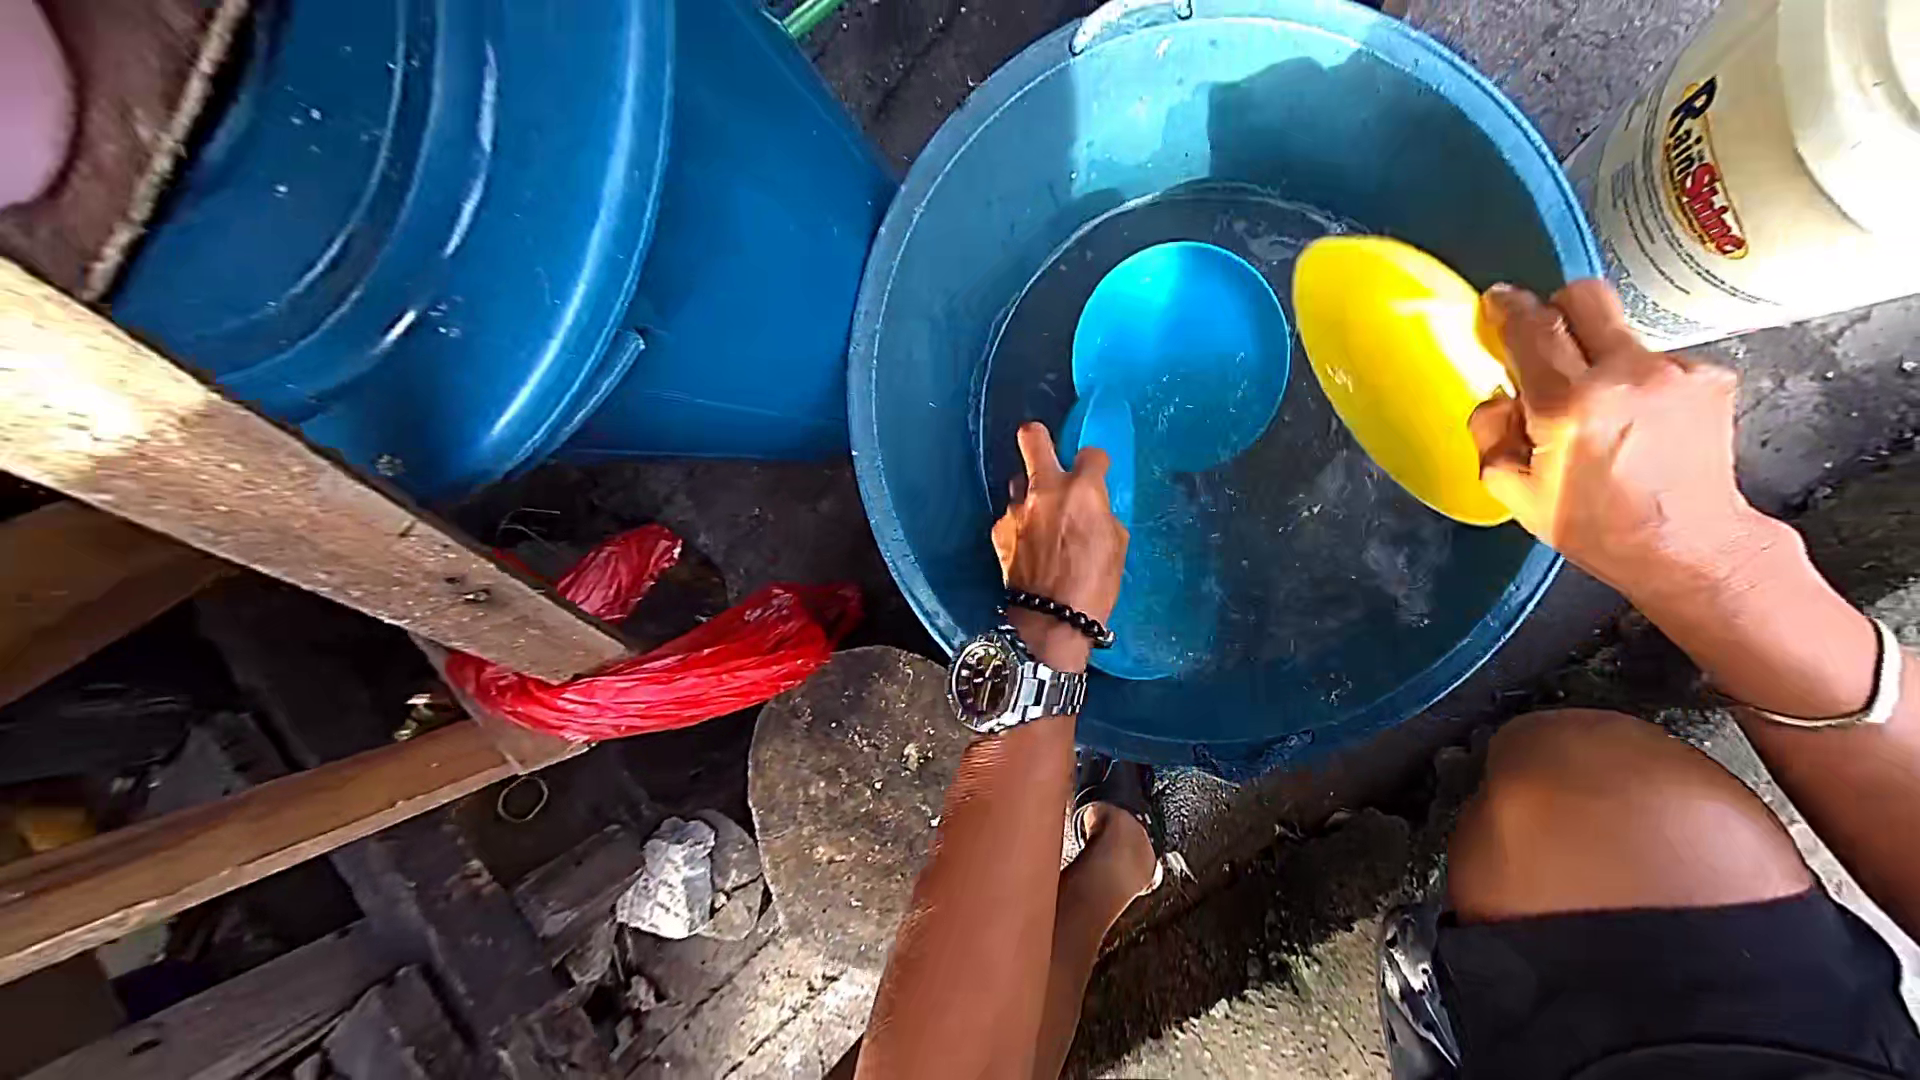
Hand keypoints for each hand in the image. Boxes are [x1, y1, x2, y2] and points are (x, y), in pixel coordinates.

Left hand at [991, 422, 1127, 670]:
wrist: (1052, 618)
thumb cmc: (1095, 582)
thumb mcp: (1116, 542)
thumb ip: (1101, 512)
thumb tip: (1091, 506)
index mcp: (1081, 490)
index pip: (1090, 453)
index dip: (1095, 463)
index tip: (1096, 473)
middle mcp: (1044, 489)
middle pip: (1032, 438)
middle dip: (1038, 437)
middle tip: (1046, 452)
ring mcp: (1015, 509)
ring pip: (1017, 481)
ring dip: (1030, 491)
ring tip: (1039, 515)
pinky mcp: (998, 530)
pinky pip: (1009, 515)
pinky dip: (1019, 524)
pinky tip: (1027, 545)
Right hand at [1471, 281, 1778, 603]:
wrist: (1684, 543)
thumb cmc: (1589, 522)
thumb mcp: (1509, 486)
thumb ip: (1490, 432)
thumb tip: (1498, 400)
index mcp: (1570, 404)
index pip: (1534, 331)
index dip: (1510, 308)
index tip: (1498, 300)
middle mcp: (1629, 375)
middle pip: (1587, 299)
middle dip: (1556, 307)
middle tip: (1538, 332)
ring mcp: (1677, 372)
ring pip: (1617, 333)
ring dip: (1591, 354)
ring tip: (1586, 402)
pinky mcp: (1708, 378)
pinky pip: (1650, 359)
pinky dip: (1626, 376)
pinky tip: (1625, 414)